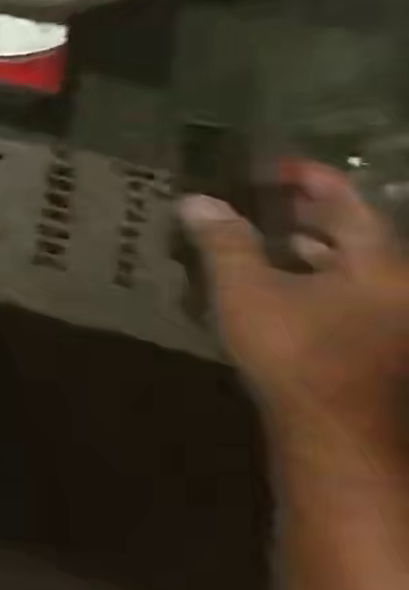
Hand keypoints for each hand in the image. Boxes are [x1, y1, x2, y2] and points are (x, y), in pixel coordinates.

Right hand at [180, 161, 408, 461]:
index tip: (283, 164)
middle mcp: (398, 287)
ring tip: (275, 233)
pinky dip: (320, 274)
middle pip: (361, 238)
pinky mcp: (378, 340)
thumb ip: (224, 241)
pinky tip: (285, 278)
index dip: (316, 183)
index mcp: (379, 268)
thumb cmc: (294, 347)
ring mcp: (392, 317)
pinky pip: (351, 290)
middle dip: (317, 214)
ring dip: (318, 246)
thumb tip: (200, 200)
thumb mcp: (245, 287)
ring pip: (358, 267)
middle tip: (275, 194)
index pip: (350, 209)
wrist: (336, 425)